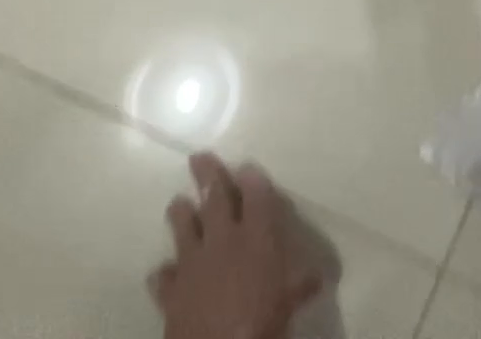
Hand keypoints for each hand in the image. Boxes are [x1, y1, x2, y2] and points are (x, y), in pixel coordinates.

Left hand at [150, 154, 322, 338]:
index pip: (256, 196)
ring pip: (183, 228)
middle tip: (198, 158)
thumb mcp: (292, 301)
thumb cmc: (264, 324)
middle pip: (214, 199)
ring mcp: (193, 265)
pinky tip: (165, 272)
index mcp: (257, 238)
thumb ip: (302, 284)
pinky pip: (164, 276)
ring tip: (178, 203)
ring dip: (181, 213)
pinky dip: (166, 272)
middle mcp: (223, 241)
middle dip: (207, 176)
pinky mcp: (170, 292)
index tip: (247, 166)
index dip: (252, 178)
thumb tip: (316, 277)